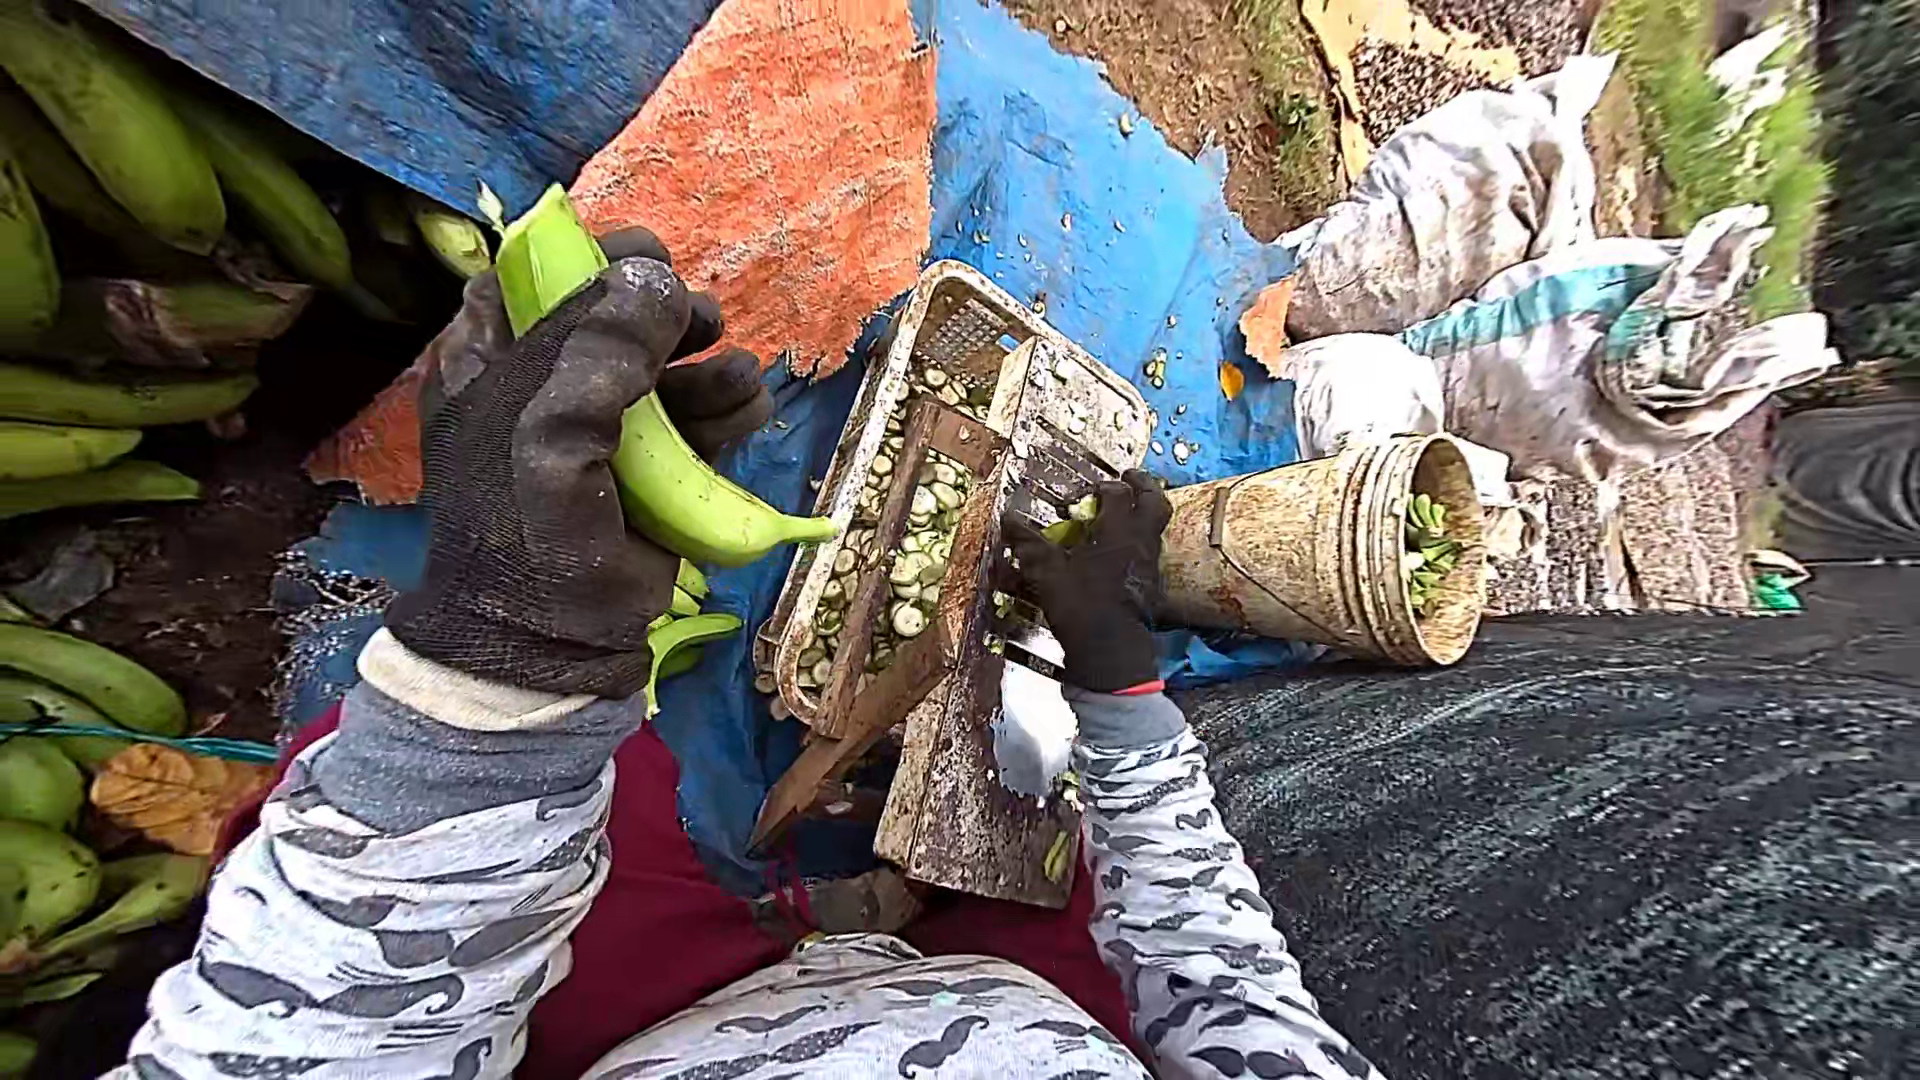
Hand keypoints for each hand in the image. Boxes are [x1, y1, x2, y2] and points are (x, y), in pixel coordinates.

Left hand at [385, 228, 771, 697]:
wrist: (561, 635)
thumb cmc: (531, 537)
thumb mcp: (547, 437)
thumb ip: (595, 353)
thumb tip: (658, 280)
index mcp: (499, 369)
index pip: (540, 283)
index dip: (595, 260)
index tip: (653, 256)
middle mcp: (555, 391)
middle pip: (622, 326)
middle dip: (670, 318)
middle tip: (709, 321)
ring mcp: (612, 433)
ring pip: (671, 376)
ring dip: (712, 369)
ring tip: (745, 380)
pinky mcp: (658, 470)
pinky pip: (700, 424)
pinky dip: (730, 412)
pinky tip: (753, 410)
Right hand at [1003, 470, 1170, 692]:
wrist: (1111, 651)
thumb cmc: (1080, 606)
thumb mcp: (1047, 573)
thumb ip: (1029, 544)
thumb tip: (1008, 520)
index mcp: (1118, 532)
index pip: (1118, 495)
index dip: (1105, 487)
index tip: (1090, 490)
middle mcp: (1141, 543)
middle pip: (1155, 502)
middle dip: (1143, 486)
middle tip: (1129, 479)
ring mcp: (1151, 566)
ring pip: (1157, 529)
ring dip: (1144, 516)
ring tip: (1125, 517)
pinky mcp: (1153, 587)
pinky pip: (1151, 555)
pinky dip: (1140, 546)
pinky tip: (1123, 557)